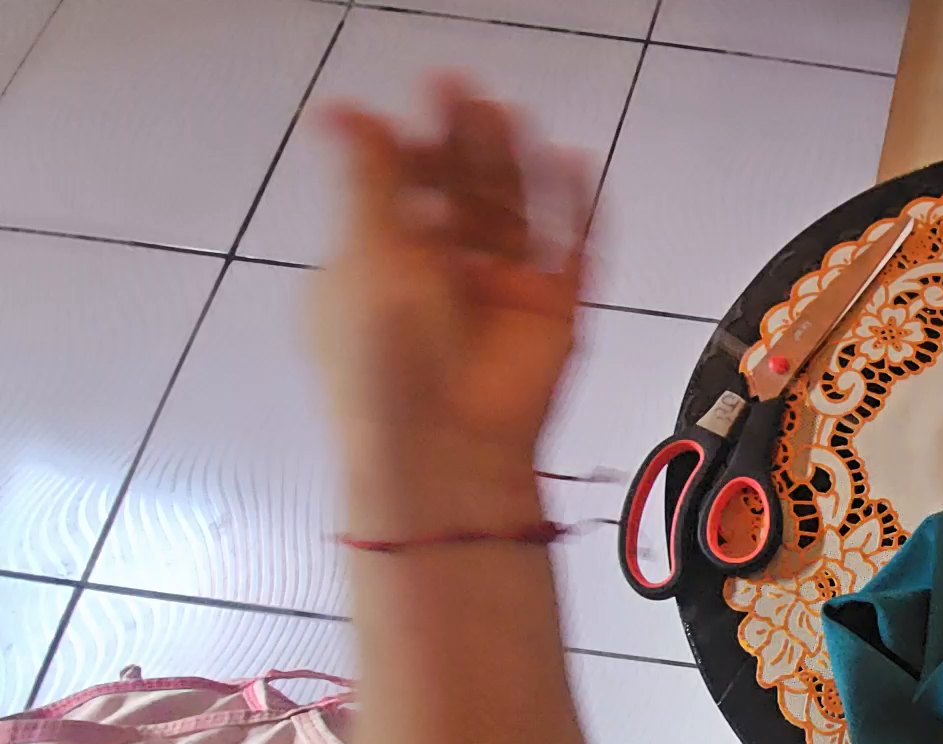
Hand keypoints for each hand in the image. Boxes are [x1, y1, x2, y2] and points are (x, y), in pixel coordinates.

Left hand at [309, 74, 592, 533]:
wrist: (452, 442)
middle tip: (462, 88)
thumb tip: (349, 111)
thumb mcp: (364, 263)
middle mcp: (453, 273)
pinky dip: (579, 210)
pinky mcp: (559, 311)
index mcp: (391, 263)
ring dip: (518, 166)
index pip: (405, 193)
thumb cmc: (387, 360)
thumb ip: (368, 186)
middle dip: (464, 144)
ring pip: (522, 216)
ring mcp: (510, 292)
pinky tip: (573, 161)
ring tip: (511, 114)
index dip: (408, 151)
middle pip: (467, 195)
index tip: (406, 117)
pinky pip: (575, 251)